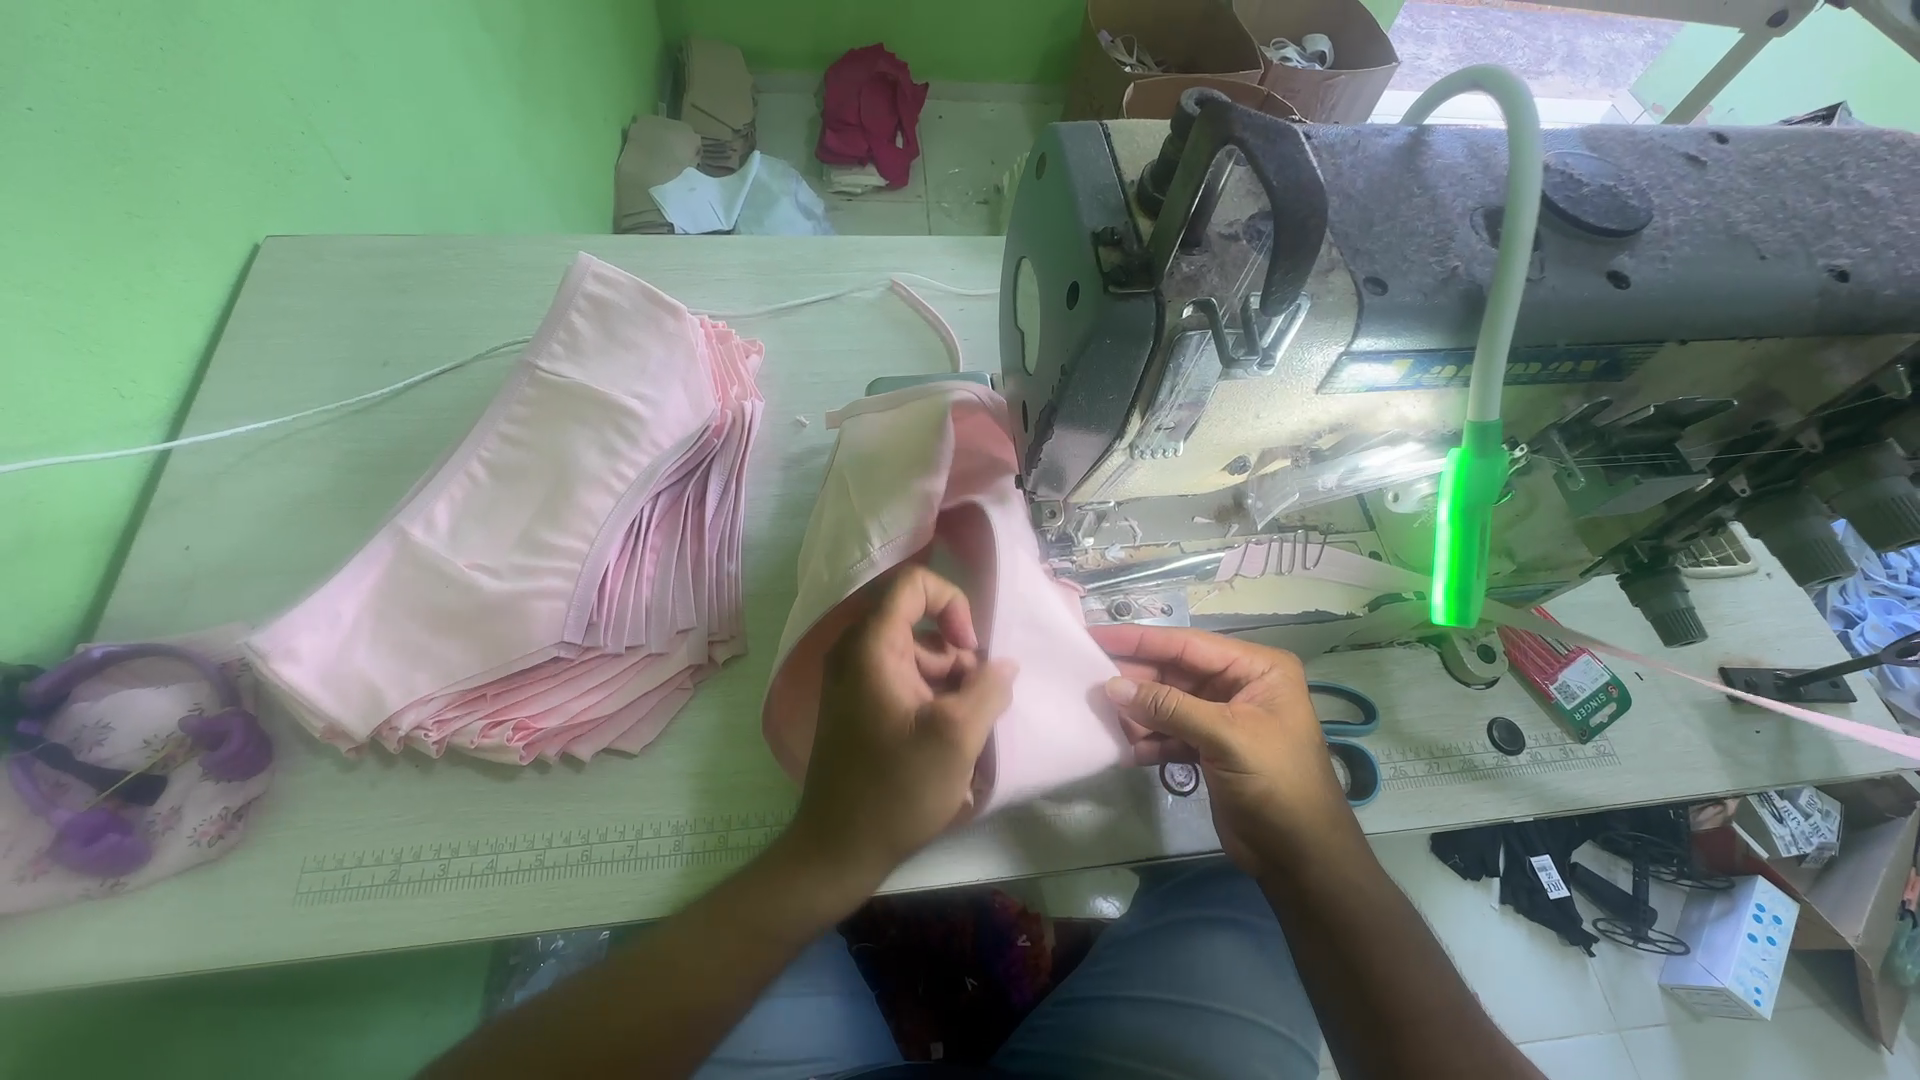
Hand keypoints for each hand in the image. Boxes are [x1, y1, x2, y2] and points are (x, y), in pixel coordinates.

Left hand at [787, 565, 1016, 893]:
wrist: (838, 848)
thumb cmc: (896, 788)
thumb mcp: (956, 737)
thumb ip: (988, 689)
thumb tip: (1003, 666)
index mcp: (872, 646)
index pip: (914, 584)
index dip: (953, 603)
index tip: (971, 651)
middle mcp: (858, 654)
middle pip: (922, 625)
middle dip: (959, 659)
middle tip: (976, 706)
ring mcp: (857, 683)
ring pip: (919, 659)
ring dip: (951, 686)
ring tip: (966, 734)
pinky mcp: (862, 709)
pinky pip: (906, 685)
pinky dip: (933, 703)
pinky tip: (948, 745)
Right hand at [1089, 624, 1355, 874]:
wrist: (1301, 856)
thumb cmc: (1276, 784)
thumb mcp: (1225, 737)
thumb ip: (1168, 708)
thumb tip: (1112, 686)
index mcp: (1256, 668)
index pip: (1187, 644)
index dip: (1140, 640)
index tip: (1096, 634)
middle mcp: (1239, 685)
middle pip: (1174, 672)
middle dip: (1135, 680)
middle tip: (1088, 679)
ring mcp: (1223, 718)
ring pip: (1167, 704)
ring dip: (1138, 714)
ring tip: (1103, 718)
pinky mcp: (1209, 749)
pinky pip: (1169, 733)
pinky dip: (1148, 741)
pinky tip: (1127, 752)